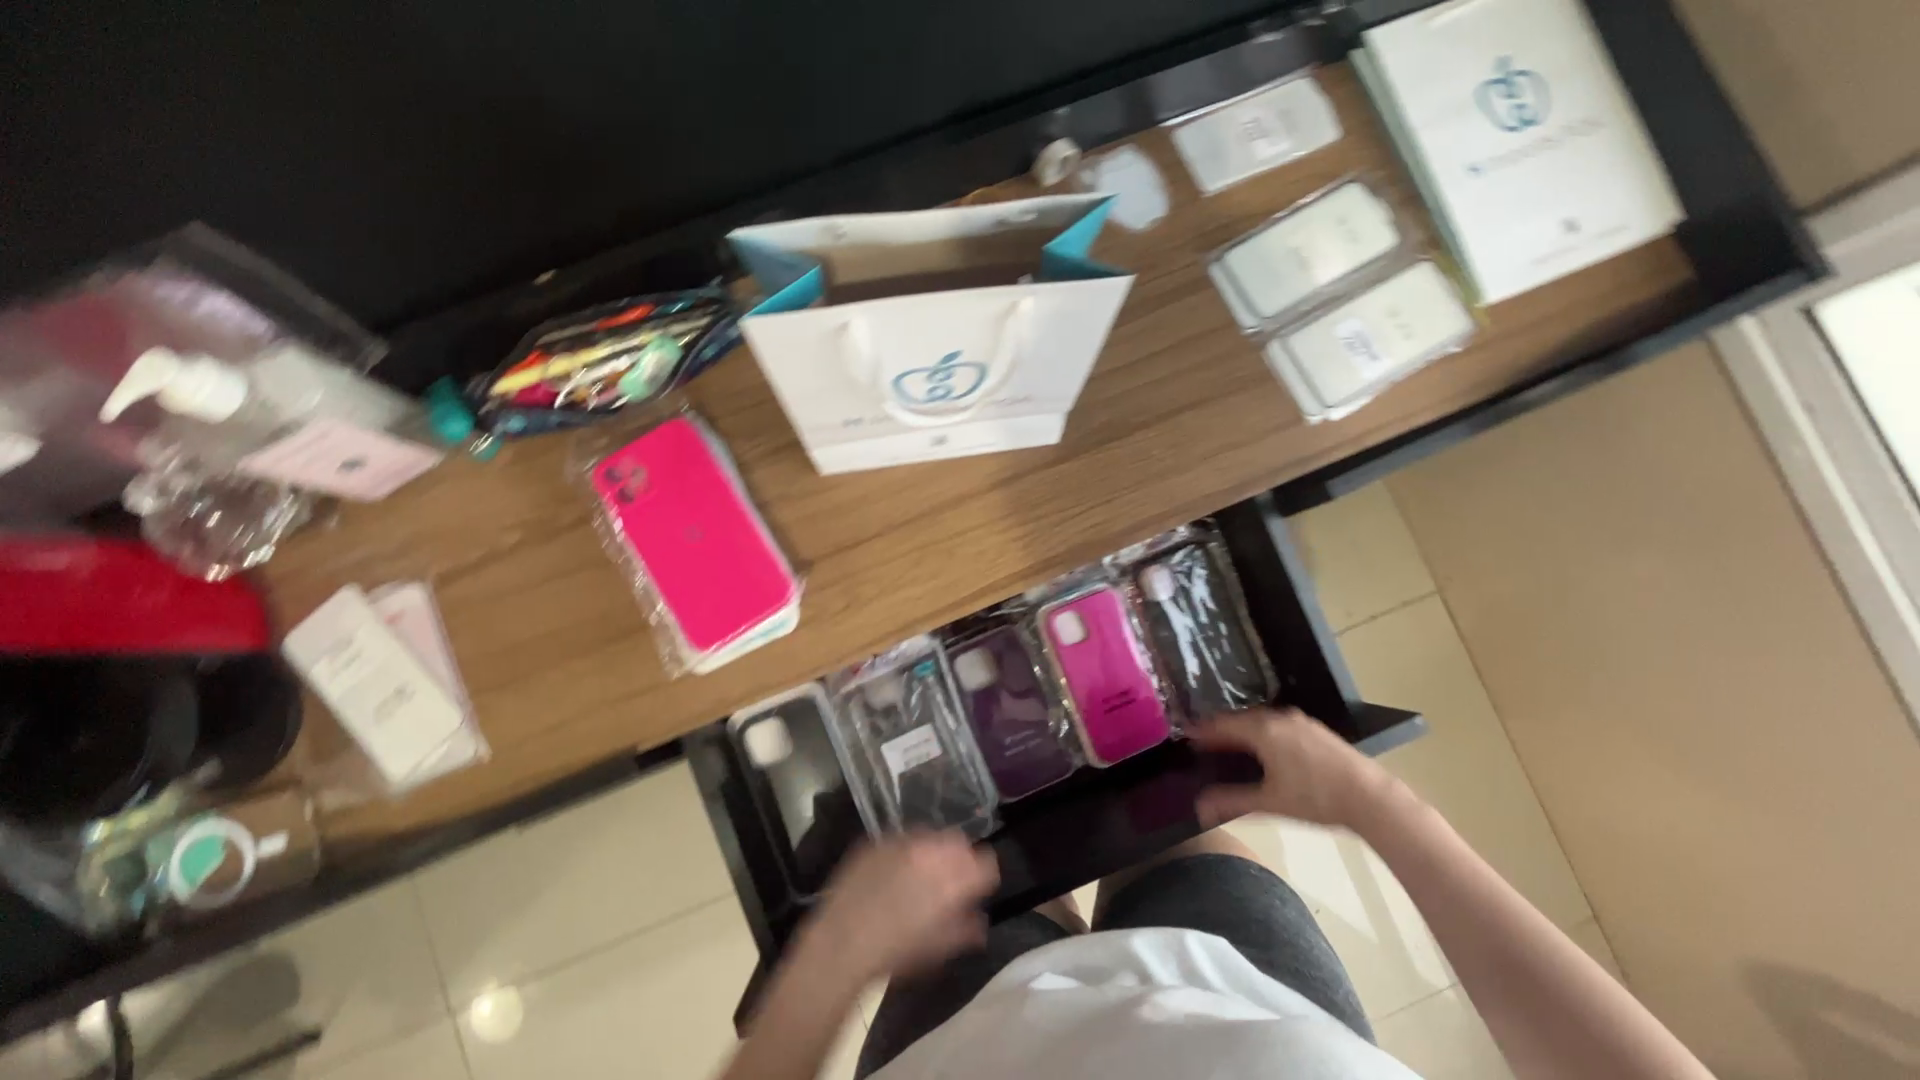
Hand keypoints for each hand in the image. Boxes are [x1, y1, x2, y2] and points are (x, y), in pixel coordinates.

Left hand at [796, 832, 998, 987]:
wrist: (840, 944)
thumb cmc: (895, 953)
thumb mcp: (938, 949)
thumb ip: (966, 929)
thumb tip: (978, 920)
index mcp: (953, 878)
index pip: (985, 863)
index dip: (983, 876)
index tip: (977, 889)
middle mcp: (931, 851)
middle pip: (958, 842)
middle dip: (958, 858)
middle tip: (949, 881)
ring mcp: (901, 842)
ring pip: (930, 836)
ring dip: (933, 851)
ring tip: (922, 874)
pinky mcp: (876, 841)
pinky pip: (901, 838)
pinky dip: (906, 850)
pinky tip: (895, 871)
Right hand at [1190, 708, 1410, 829]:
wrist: (1371, 797)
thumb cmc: (1315, 798)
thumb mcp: (1270, 802)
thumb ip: (1232, 801)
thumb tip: (1199, 807)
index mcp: (1263, 731)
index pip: (1223, 725)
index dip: (1203, 731)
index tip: (1186, 734)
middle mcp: (1280, 719)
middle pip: (1242, 720)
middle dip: (1222, 730)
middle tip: (1205, 742)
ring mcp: (1301, 723)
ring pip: (1262, 721)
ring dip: (1244, 731)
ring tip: (1231, 745)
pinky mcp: (1316, 731)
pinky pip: (1278, 725)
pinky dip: (1263, 733)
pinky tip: (1265, 749)